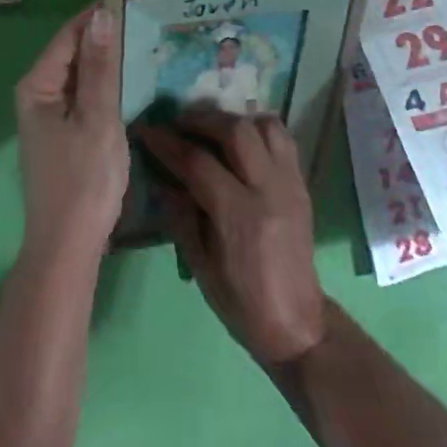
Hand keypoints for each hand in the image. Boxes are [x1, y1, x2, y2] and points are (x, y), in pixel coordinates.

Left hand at [14, 6, 128, 261]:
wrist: (68, 244)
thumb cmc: (83, 180)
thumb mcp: (96, 118)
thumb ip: (99, 68)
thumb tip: (100, 15)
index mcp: (38, 85)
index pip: (68, 36)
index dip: (96, 16)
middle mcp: (38, 95)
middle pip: (73, 55)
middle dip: (105, 37)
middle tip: (149, 20)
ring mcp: (50, 116)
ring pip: (82, 77)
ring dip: (109, 62)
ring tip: (148, 43)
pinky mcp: (64, 134)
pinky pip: (86, 98)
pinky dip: (108, 88)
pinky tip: (135, 84)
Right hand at [139, 111, 323, 363]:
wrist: (297, 326)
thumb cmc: (239, 300)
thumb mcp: (198, 262)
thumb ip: (178, 214)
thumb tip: (161, 178)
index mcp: (239, 216)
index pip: (197, 162)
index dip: (166, 142)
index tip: (145, 130)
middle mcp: (269, 192)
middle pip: (235, 131)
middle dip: (200, 120)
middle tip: (177, 124)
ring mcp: (290, 186)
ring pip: (264, 127)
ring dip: (232, 120)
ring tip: (209, 129)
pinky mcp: (301, 186)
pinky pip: (282, 140)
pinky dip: (256, 129)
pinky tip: (237, 142)